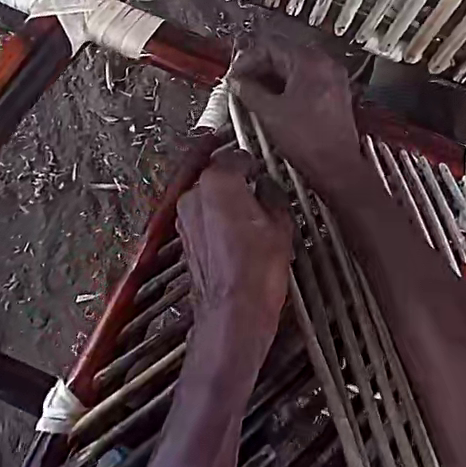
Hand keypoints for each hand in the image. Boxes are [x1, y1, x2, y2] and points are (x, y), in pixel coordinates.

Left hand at [175, 149, 292, 334]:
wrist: (233, 310)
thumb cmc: (256, 271)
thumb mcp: (280, 224)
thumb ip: (272, 194)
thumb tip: (268, 188)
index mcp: (218, 182)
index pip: (235, 156)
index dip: (253, 161)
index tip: (262, 168)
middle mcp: (195, 195)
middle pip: (218, 174)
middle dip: (238, 181)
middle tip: (260, 192)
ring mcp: (185, 216)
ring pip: (208, 196)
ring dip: (226, 201)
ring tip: (252, 217)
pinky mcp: (184, 236)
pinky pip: (202, 217)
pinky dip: (216, 219)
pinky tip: (238, 235)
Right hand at [229, 33, 366, 187]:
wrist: (335, 167)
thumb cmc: (311, 142)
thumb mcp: (269, 112)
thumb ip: (249, 91)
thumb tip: (239, 83)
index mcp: (310, 63)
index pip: (270, 47)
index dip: (247, 60)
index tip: (236, 74)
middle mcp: (326, 66)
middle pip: (283, 55)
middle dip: (258, 69)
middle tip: (241, 82)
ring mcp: (332, 80)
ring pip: (293, 69)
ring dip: (270, 79)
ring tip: (253, 94)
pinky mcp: (333, 95)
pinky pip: (304, 82)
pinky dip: (285, 88)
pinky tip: (272, 103)